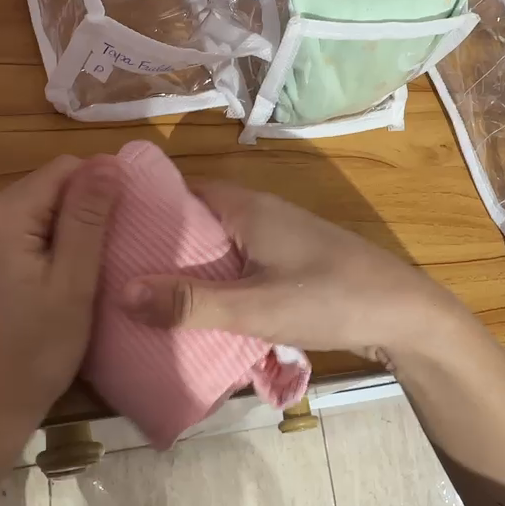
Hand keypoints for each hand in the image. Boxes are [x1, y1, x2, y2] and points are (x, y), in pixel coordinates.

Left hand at [0, 155, 123, 432]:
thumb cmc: (36, 349)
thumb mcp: (73, 282)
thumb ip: (88, 217)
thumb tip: (110, 162)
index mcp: (0, 217)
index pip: (63, 169)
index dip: (102, 185)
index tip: (129, 220)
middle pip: (48, 183)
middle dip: (85, 205)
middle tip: (116, 246)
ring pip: (38, 204)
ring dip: (70, 223)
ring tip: (96, 259)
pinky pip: (23, 226)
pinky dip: (51, 238)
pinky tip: (68, 269)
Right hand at [119, 179, 483, 366]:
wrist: (405, 314)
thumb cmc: (330, 299)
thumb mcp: (255, 307)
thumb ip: (191, 303)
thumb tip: (121, 292)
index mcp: (246, 206)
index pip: (179, 191)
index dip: (140, 208)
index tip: (99, 231)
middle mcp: (258, 211)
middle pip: (194, 219)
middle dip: (157, 243)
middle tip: (110, 272)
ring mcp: (276, 236)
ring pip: (216, 244)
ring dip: (185, 266)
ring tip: (139, 294)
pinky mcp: (288, 262)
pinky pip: (236, 263)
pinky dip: (212, 280)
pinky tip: (193, 309)